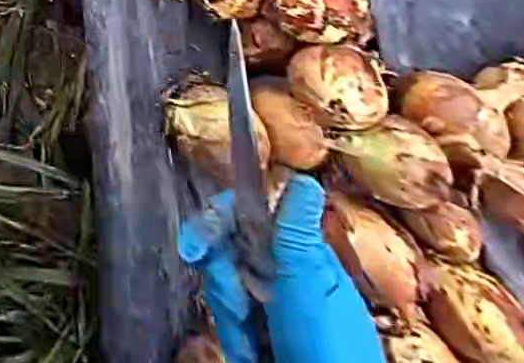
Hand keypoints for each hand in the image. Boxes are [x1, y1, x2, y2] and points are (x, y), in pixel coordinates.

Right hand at [177, 175, 383, 362]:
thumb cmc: (327, 346)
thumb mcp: (310, 283)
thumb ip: (297, 230)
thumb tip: (304, 178)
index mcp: (297, 253)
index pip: (245, 214)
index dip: (216, 220)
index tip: (196, 243)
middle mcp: (280, 274)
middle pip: (226, 248)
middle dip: (224, 277)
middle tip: (241, 306)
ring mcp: (267, 308)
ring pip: (222, 285)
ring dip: (231, 315)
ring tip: (255, 343)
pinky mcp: (256, 338)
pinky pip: (226, 322)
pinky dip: (234, 340)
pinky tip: (252, 354)